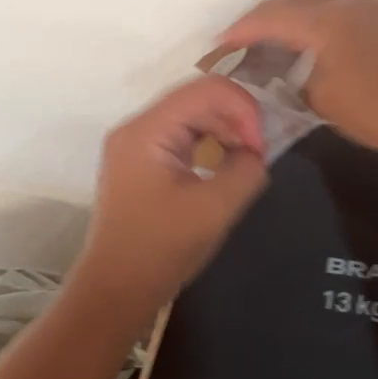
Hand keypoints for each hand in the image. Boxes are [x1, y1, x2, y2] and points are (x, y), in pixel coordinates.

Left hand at [75, 76, 270, 304]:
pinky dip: (209, 145)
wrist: (117, 289)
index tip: (260, 147)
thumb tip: (256, 154)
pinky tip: (225, 167)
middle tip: (258, 155)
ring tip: (245, 161)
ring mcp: (136, 145)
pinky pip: (182, 136)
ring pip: (192, 116)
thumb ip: (247, 170)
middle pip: (197, 98)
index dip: (244, 109)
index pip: (207, 89)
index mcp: (147, 131)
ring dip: (225, 131)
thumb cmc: (162, 249)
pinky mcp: (142, 162)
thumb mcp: (215, 209)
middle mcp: (137, 128)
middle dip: (236, 119)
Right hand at [218, 0, 377, 166]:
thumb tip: (291, 77)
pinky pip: (347, 11)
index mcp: (328, 18)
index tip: (220, 45)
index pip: (272, 16)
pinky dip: (324, 23)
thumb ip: (299, 83)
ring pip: (326, 0)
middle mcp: (352, 2)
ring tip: (281, 41)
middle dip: (268, 15)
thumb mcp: (327, 103)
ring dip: (299, 15)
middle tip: (248, 40)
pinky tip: (322, 47)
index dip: (241, 30)